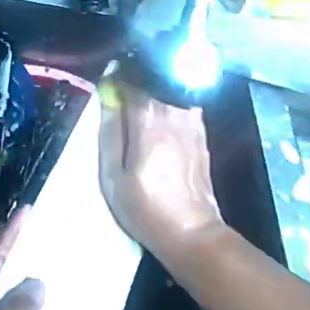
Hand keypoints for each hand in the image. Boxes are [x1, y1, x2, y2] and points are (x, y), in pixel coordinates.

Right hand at [97, 76, 224, 263]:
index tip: (107, 82)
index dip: (119, 75)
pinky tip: (159, 119)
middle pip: (155, 80)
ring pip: (171, 90)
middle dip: (137, 80)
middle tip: (120, 93)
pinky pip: (184, 104)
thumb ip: (109, 130)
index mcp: (149, 121)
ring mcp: (192, 123)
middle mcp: (174, 115)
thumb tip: (107, 92)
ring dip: (154, 89)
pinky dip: (170, 102)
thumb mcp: (113, 174)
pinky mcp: (202, 134)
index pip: (134, 79)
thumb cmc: (144, 208)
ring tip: (139, 106)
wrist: (191, 234)